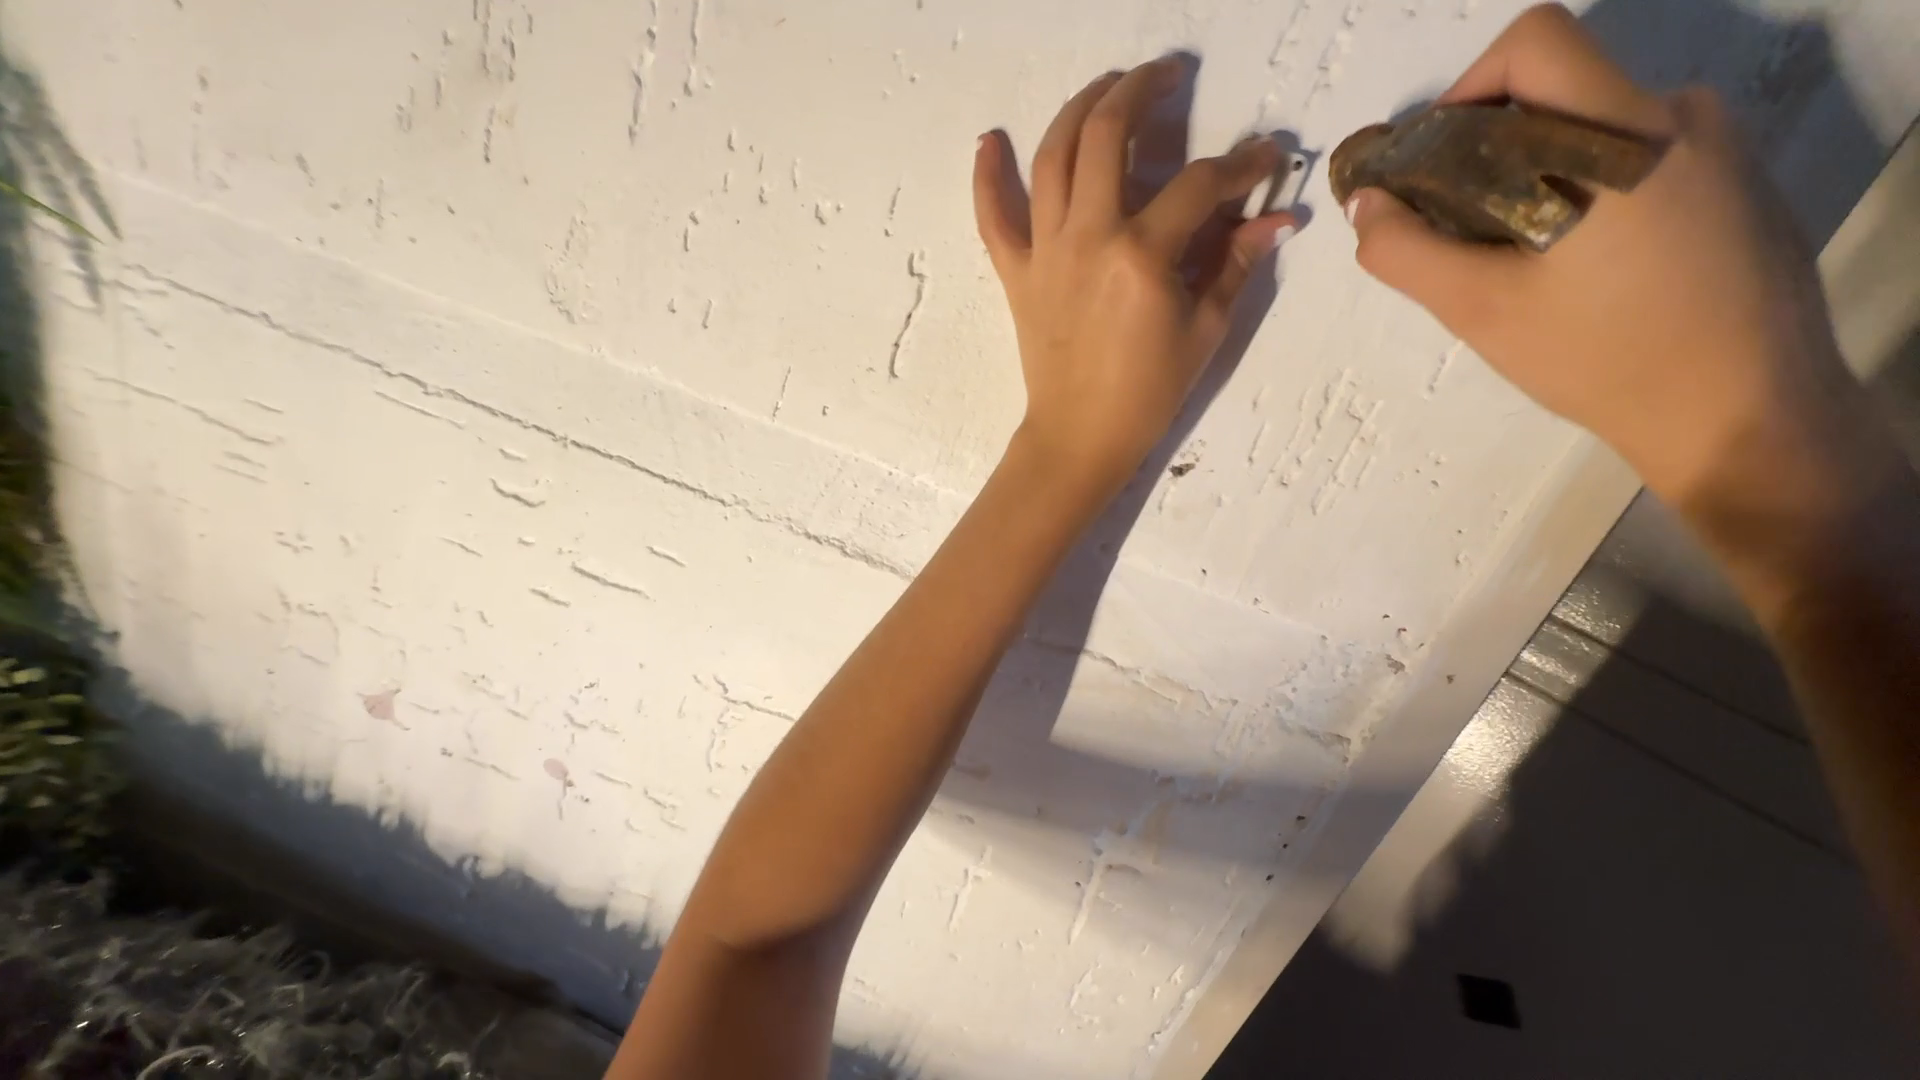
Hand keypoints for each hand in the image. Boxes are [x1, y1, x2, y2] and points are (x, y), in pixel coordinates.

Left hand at [975, 59, 1295, 496]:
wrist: (1079, 435)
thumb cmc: (1147, 393)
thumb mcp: (1204, 331)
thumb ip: (1235, 266)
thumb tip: (1273, 219)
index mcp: (1142, 254)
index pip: (1199, 184)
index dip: (1241, 165)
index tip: (1264, 159)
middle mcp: (1089, 237)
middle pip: (1108, 135)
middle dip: (1141, 90)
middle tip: (1165, 75)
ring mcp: (1046, 252)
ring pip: (1053, 157)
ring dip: (1078, 108)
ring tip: (1104, 87)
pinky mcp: (1017, 273)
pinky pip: (993, 218)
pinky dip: (986, 178)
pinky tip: (988, 141)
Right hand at [1346, 4, 1865, 507]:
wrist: (1743, 409)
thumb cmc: (1602, 357)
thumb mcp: (1479, 309)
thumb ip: (1406, 250)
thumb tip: (1365, 202)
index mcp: (1622, 134)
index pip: (1534, 43)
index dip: (1466, 87)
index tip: (1439, 161)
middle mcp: (1682, 116)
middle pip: (1560, 86)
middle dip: (1491, 145)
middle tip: (1463, 225)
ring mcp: (1722, 146)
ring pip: (1596, 124)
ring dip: (1538, 171)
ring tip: (1519, 255)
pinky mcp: (1737, 181)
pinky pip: (1639, 155)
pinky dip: (1586, 187)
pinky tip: (1580, 265)